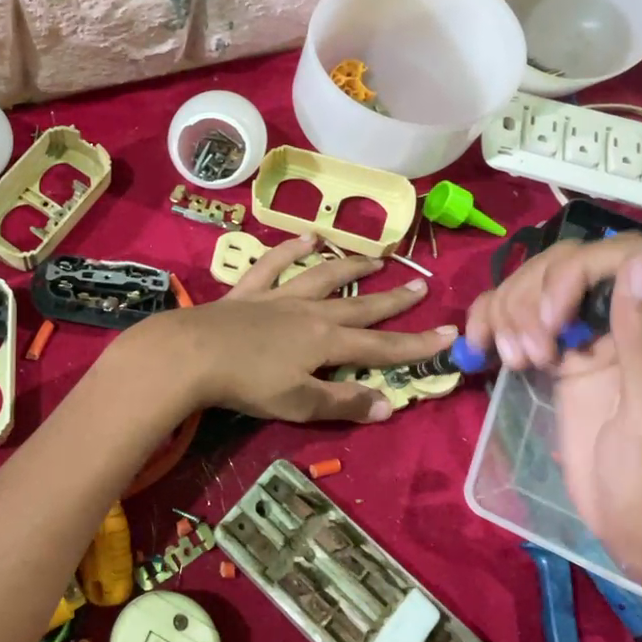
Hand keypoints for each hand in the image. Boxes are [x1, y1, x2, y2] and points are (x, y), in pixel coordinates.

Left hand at [122, 234, 456, 423]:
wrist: (192, 353)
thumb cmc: (247, 383)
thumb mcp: (300, 404)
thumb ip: (343, 403)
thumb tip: (389, 405)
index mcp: (326, 342)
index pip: (381, 346)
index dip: (416, 345)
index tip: (449, 335)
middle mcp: (308, 312)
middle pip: (358, 306)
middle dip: (392, 299)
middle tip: (421, 285)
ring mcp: (277, 297)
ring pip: (322, 277)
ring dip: (350, 267)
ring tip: (375, 258)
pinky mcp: (246, 292)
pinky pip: (272, 265)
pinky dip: (288, 249)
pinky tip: (305, 237)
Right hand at [467, 235, 641, 596]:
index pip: (623, 257)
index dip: (575, 274)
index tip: (549, 321)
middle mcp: (638, 320)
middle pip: (570, 263)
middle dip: (534, 298)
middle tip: (528, 356)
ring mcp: (597, 338)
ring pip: (536, 284)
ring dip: (509, 313)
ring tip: (514, 363)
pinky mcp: (564, 358)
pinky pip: (515, 316)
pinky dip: (489, 323)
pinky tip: (481, 351)